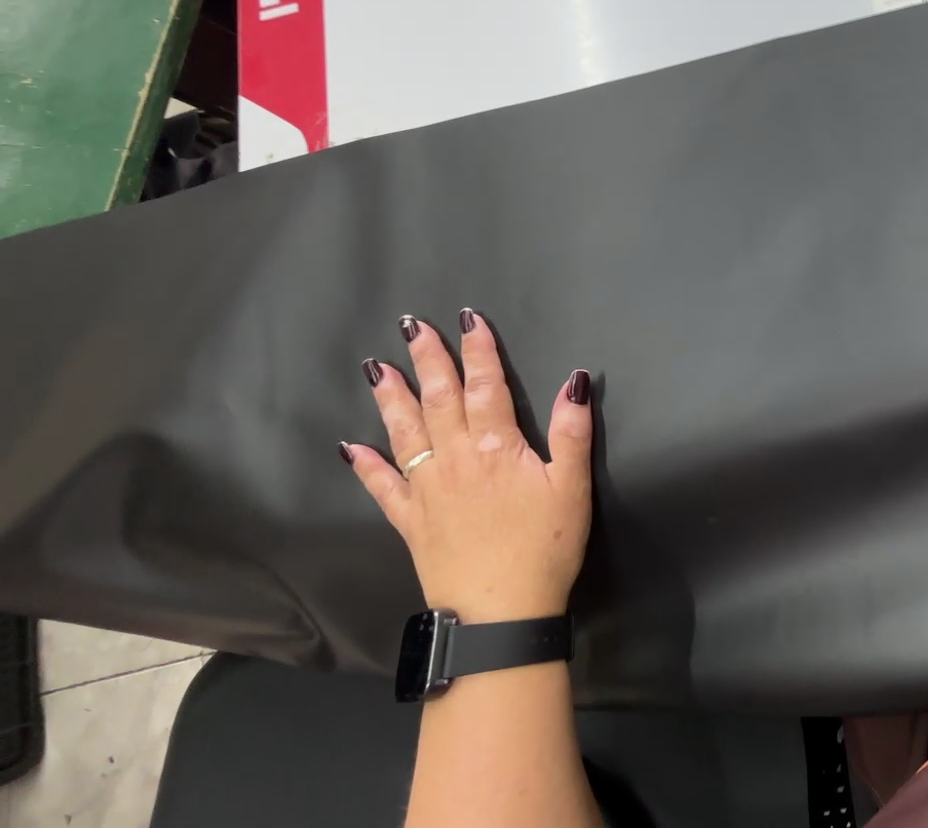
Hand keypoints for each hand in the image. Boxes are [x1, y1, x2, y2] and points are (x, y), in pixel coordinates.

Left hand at [342, 310, 593, 622]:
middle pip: (439, 400)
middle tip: (410, 326)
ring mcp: (426, 489)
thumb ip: (574, 430)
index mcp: (497, 447)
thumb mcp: (573, 485)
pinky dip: (365, 464)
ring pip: (405, 433)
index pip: (487, 387)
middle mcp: (454, 459)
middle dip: (428, 360)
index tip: (468, 319)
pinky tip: (350, 446)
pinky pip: (382, 486)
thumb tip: (575, 379)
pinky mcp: (410, 520)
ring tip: (376, 367)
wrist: (499, 610)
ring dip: (391, 397)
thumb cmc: (545, 544)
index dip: (478, 350)